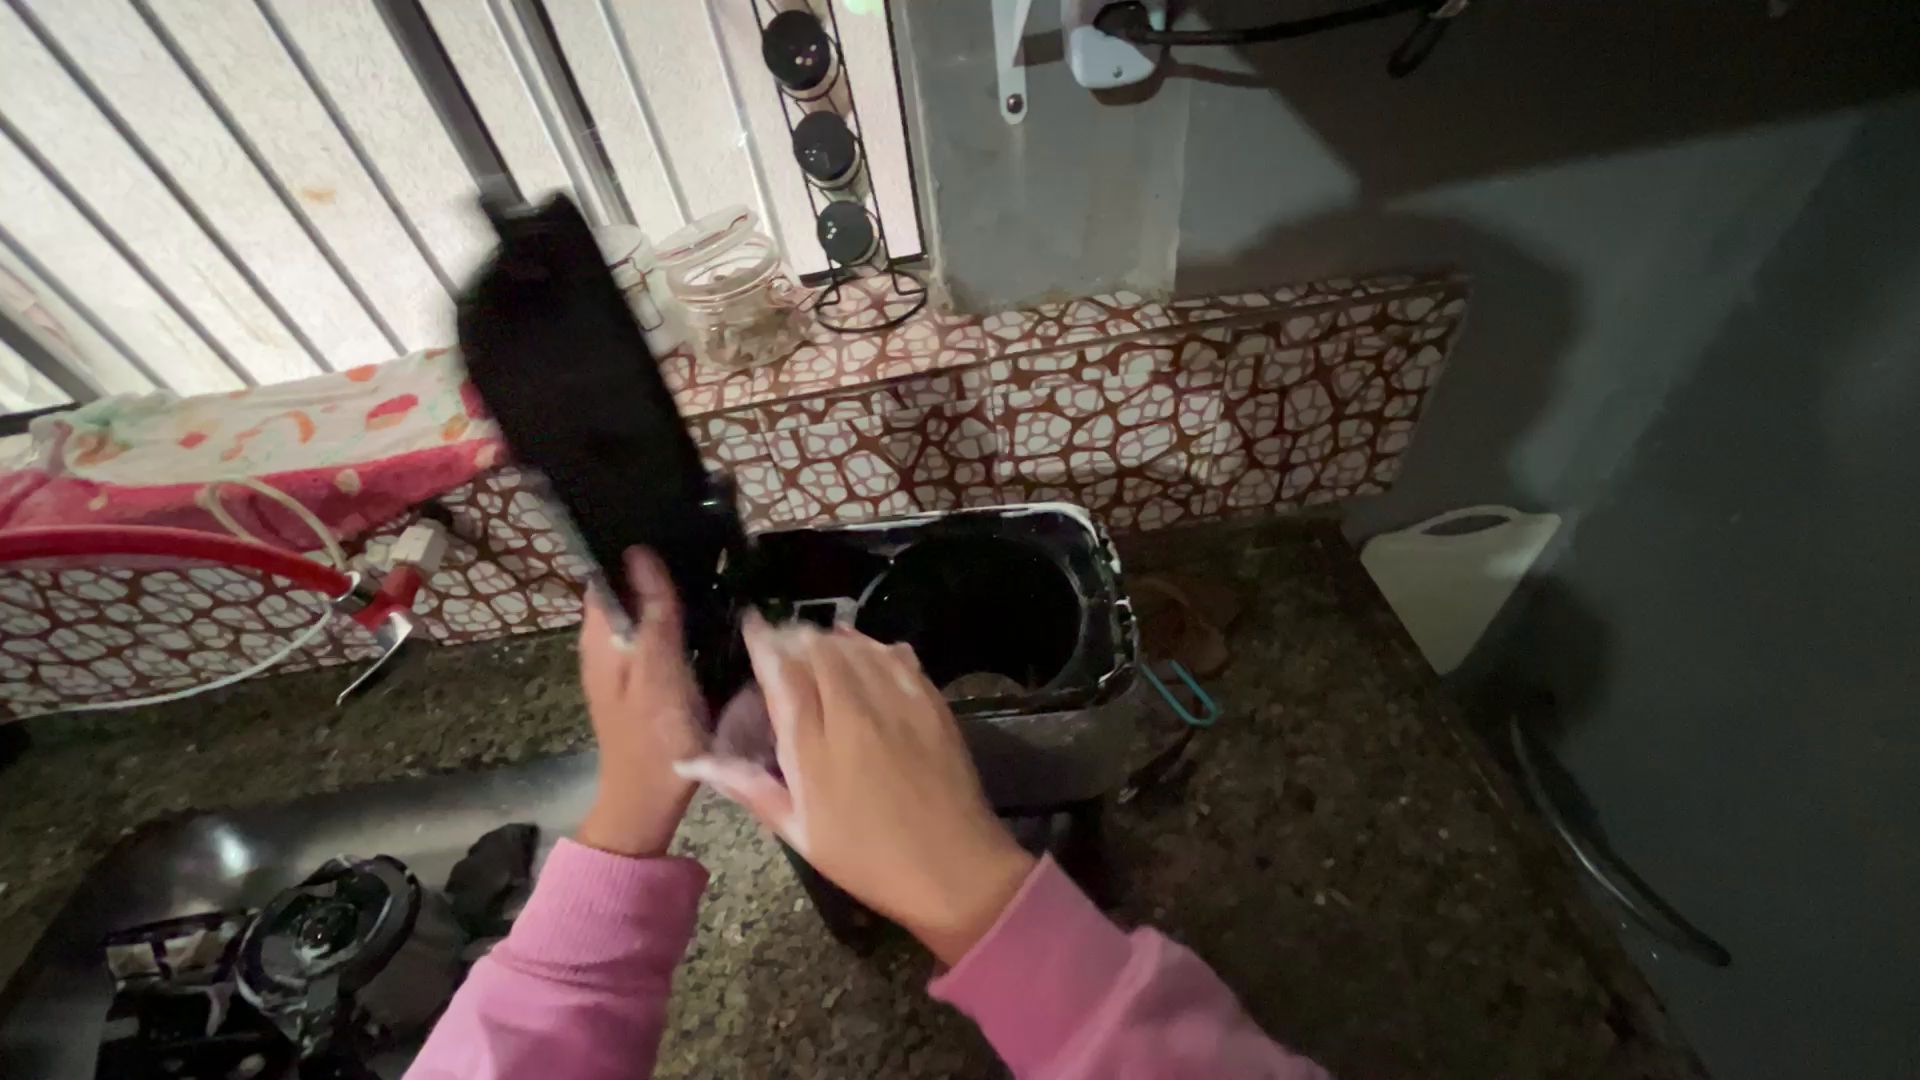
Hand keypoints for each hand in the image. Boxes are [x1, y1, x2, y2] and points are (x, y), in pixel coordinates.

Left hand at [575, 547, 706, 857]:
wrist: (650, 799)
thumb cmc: (655, 734)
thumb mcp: (658, 670)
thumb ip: (653, 612)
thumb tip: (640, 553)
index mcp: (600, 636)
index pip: (604, 573)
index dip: (631, 549)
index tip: (674, 528)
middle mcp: (605, 642)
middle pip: (626, 588)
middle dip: (659, 566)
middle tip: (706, 547)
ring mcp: (624, 660)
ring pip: (644, 609)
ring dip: (671, 591)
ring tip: (713, 570)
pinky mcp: (645, 675)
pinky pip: (658, 632)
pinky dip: (678, 618)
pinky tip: (707, 613)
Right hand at [677, 617, 1035, 964]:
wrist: (952, 865)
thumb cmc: (867, 858)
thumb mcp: (799, 832)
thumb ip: (749, 786)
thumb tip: (691, 760)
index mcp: (814, 746)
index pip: (783, 674)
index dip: (764, 642)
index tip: (751, 624)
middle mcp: (854, 712)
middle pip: (818, 650)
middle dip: (795, 635)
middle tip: (783, 637)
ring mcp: (897, 703)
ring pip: (858, 647)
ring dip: (832, 637)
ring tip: (817, 638)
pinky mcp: (931, 702)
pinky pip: (898, 656)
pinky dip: (875, 645)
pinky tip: (865, 647)